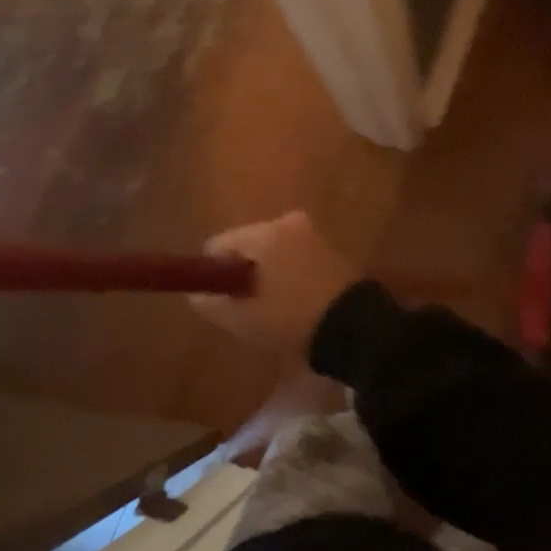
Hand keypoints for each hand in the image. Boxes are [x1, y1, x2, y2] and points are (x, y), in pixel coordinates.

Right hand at [191, 211, 359, 359]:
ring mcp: (313, 234)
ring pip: (272, 252)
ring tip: (275, 309)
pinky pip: (294, 257)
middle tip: (249, 308)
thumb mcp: (242, 319)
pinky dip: (288, 275)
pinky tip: (295, 303)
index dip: (213, 273)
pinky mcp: (330, 249)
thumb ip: (211, 302)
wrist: (354, 327)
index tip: (223, 300)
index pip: (219, 244)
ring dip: (267, 275)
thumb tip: (195, 293)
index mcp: (264, 233)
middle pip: (247, 246)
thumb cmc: (291, 320)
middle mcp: (288, 223)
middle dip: (243, 273)